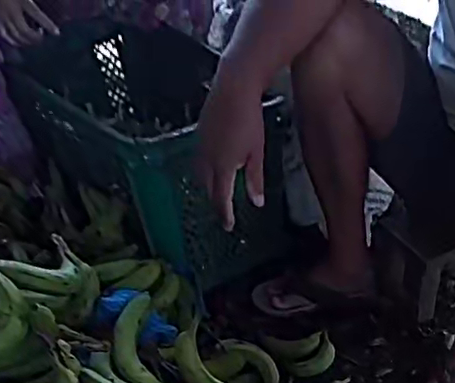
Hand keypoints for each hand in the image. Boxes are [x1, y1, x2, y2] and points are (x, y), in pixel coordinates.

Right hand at [0, 0, 56, 45]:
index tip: (58, 33)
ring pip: (16, 36)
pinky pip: (5, 35)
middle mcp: (10, 10)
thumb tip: (36, 8)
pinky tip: (20, 42)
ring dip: (27, 42)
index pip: (35, 13)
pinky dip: (14, 41)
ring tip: (34, 41)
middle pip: (26, 31)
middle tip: (44, 40)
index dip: (47, 24)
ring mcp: (2, 16)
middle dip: (36, 39)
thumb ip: (30, 1)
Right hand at [194, 76, 265, 231]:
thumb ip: (255, 179)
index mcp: (222, 167)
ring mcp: (200, 146)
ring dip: (209, 187)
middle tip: (224, 212)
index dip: (225, 215)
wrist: (234, 83)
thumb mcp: (257, 152)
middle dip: (216, 202)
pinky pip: (199, 160)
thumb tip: (257, 202)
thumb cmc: (249, 118)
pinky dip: (205, 171)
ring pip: (201, 176)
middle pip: (208, 190)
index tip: (229, 226)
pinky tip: (213, 168)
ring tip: (217, 193)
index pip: (220, 200)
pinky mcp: (198, 134)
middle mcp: (207, 160)